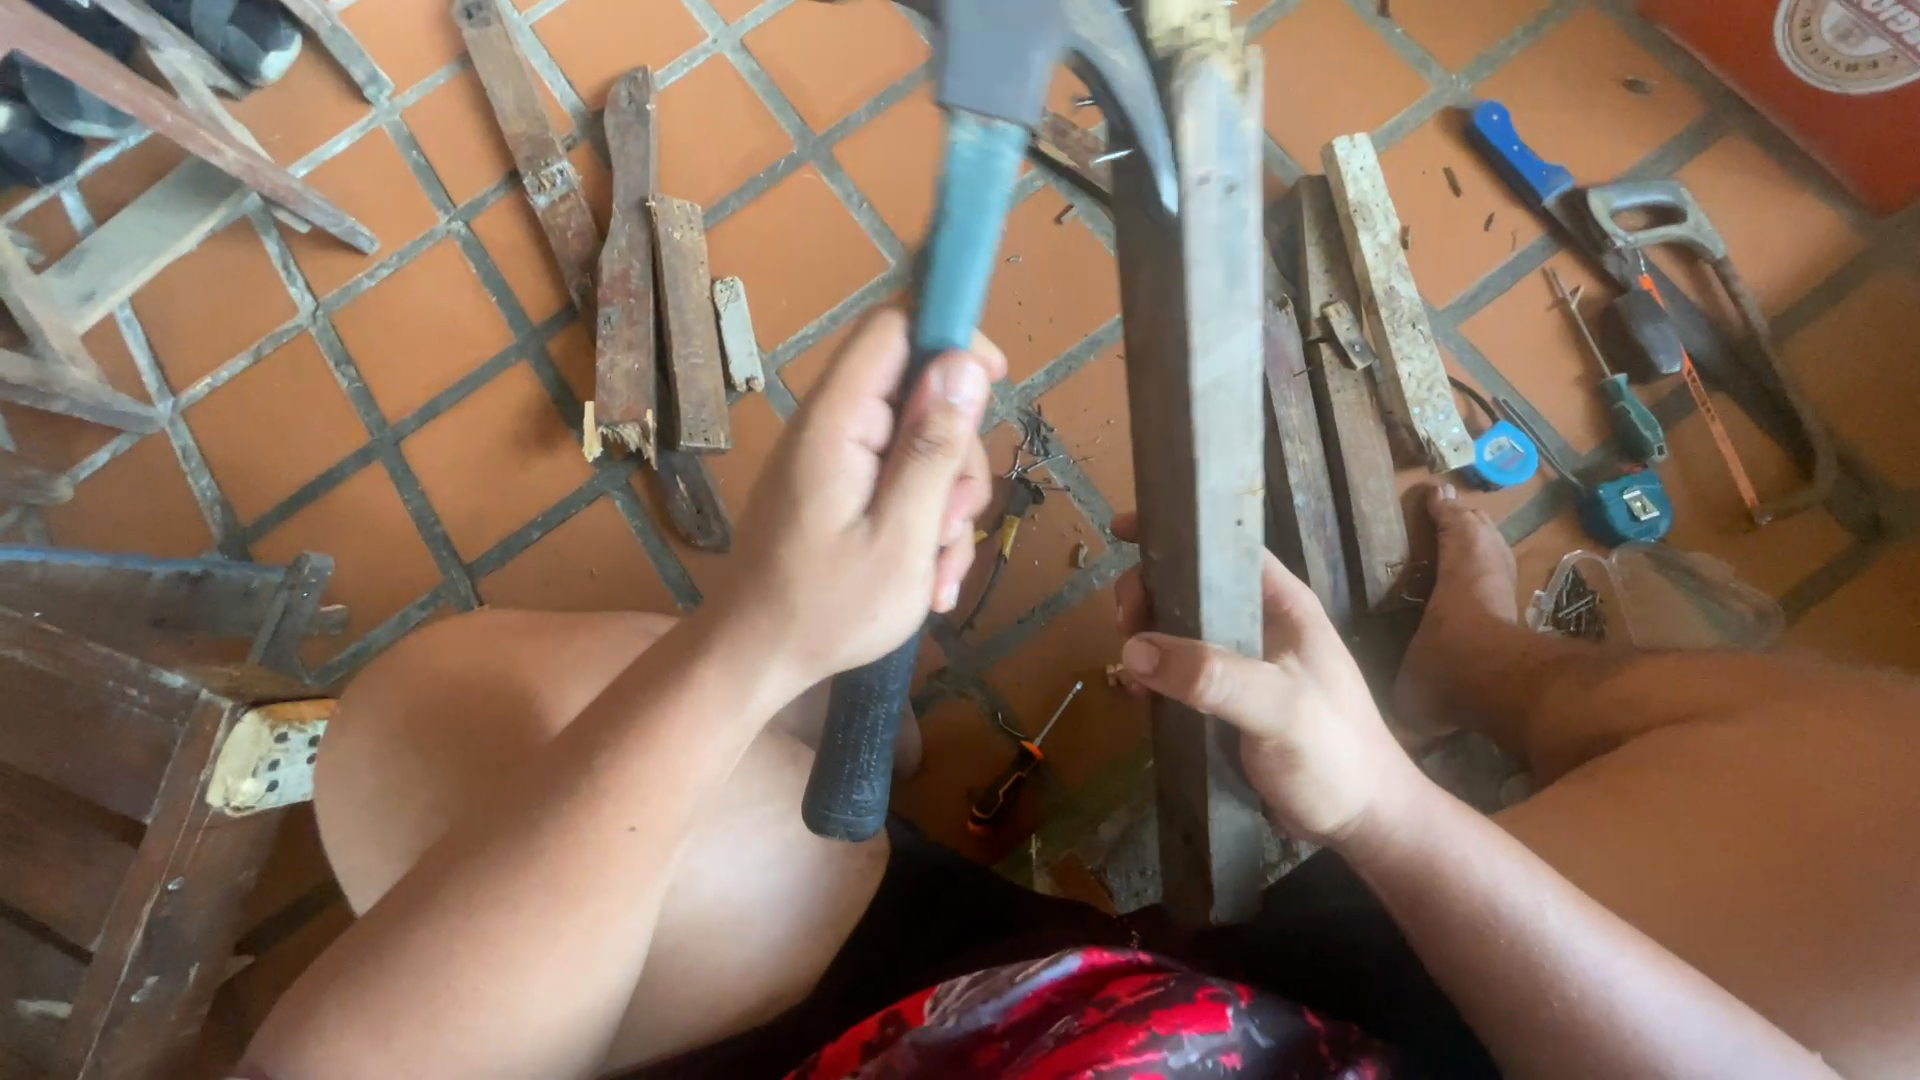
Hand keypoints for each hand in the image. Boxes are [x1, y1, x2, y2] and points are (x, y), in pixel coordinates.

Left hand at [712, 309, 1004, 686]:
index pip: (893, 326)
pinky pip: (902, 483)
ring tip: (938, 572)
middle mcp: (835, 427)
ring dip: (946, 505)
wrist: (758, 659)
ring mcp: (838, 460)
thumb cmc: (826, 610)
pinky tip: (928, 578)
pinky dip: (925, 525)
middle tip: (953, 523)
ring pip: (922, 447)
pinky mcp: (842, 490)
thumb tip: (965, 364)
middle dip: (957, 458)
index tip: (996, 379)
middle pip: (921, 396)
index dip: (950, 335)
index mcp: (837, 422)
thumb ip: (932, 449)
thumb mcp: (900, 537)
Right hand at [1113, 514, 1424, 846]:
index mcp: (1282, 605)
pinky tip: (1141, 696)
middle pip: (1189, 584)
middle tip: (1123, 624)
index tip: (1124, 532)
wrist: (1362, 822)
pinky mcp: (1227, 698)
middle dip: (1148, 593)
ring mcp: (1242, 661)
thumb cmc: (1336, 756)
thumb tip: (1134, 650)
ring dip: (1145, 637)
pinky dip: (1153, 675)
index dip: (1176, 533)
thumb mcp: (1279, 709)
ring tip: (1129, 667)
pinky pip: (1178, 671)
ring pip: (1178, 627)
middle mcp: (1259, 623)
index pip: (1225, 547)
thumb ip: (1213, 676)